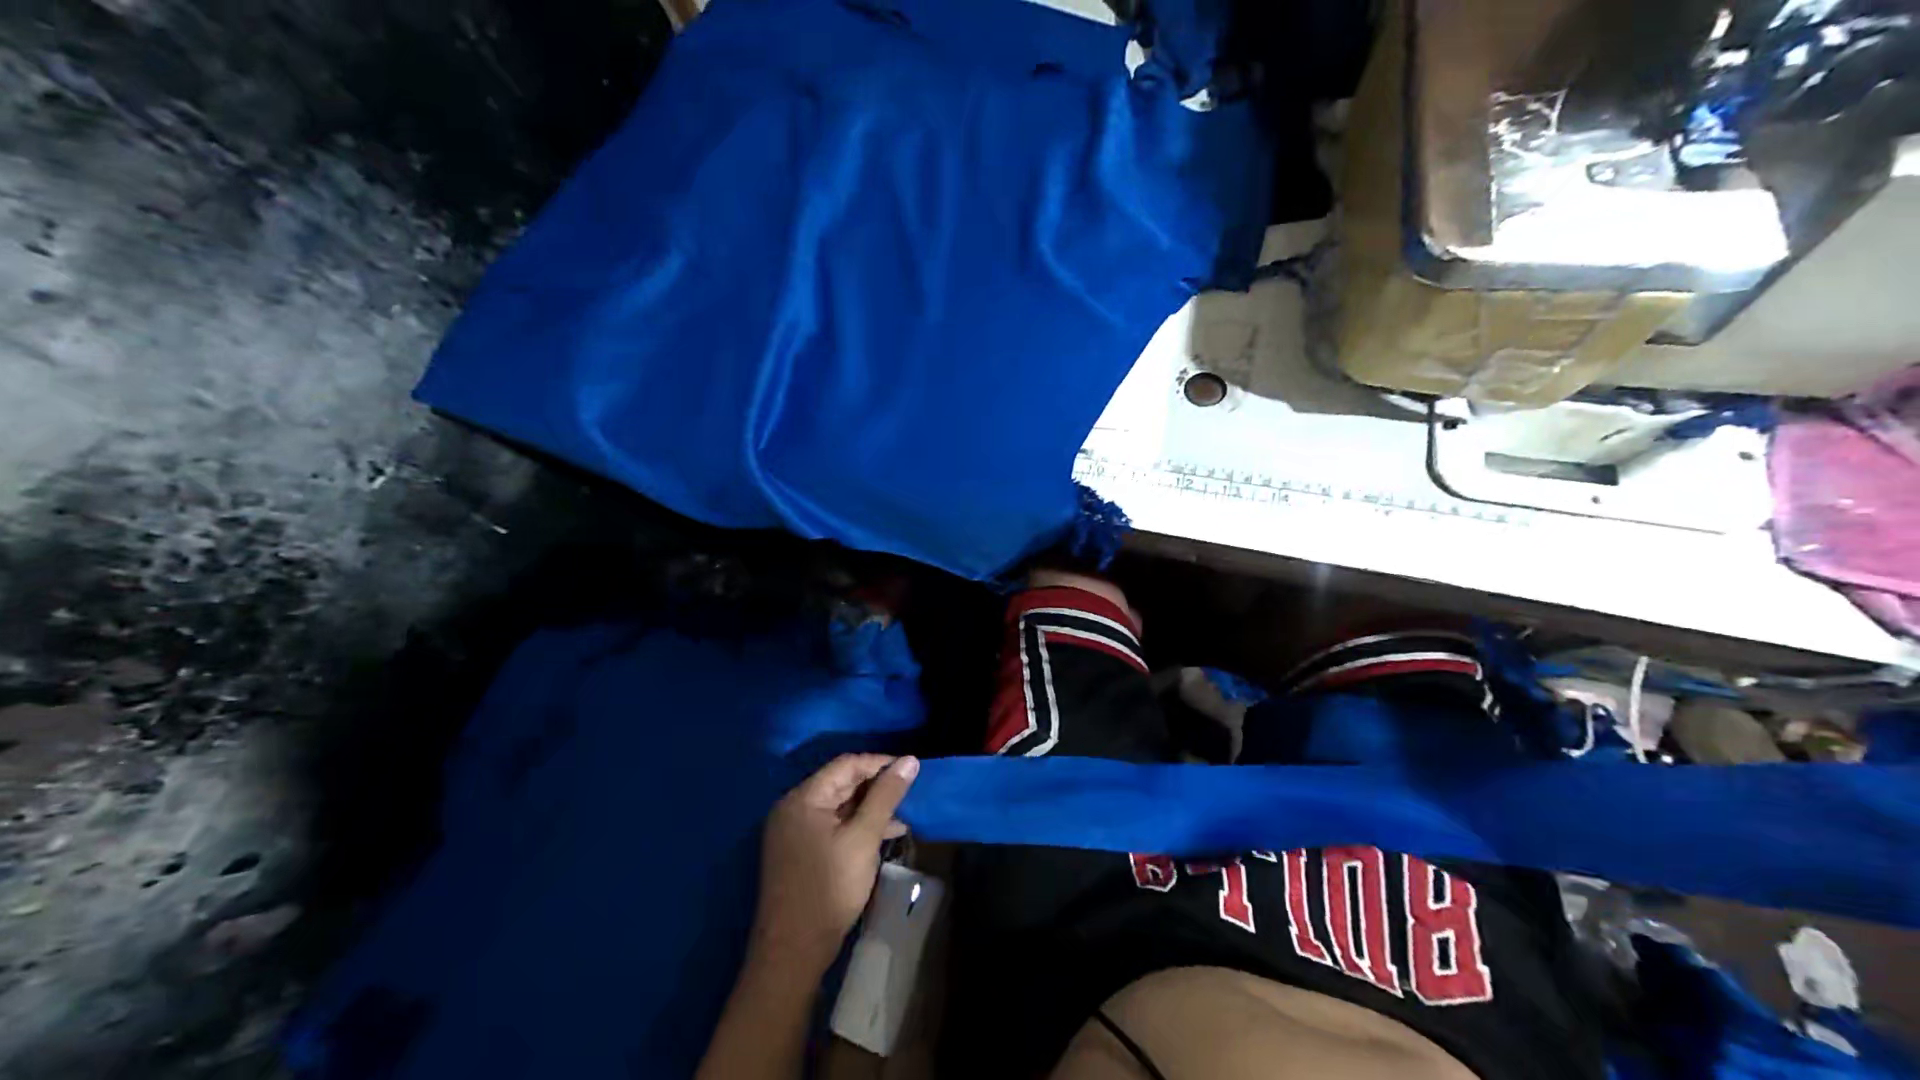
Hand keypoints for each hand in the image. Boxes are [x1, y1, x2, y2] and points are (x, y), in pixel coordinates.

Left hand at [751, 753, 918, 968]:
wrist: (793, 951)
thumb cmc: (829, 888)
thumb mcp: (863, 838)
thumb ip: (886, 796)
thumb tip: (910, 760)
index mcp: (803, 798)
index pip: (846, 765)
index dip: (880, 763)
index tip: (912, 770)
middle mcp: (793, 808)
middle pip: (841, 783)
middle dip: (877, 786)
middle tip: (911, 792)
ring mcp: (794, 831)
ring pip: (838, 806)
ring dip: (870, 807)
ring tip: (905, 814)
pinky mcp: (799, 851)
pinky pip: (832, 825)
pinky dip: (857, 825)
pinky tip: (884, 834)